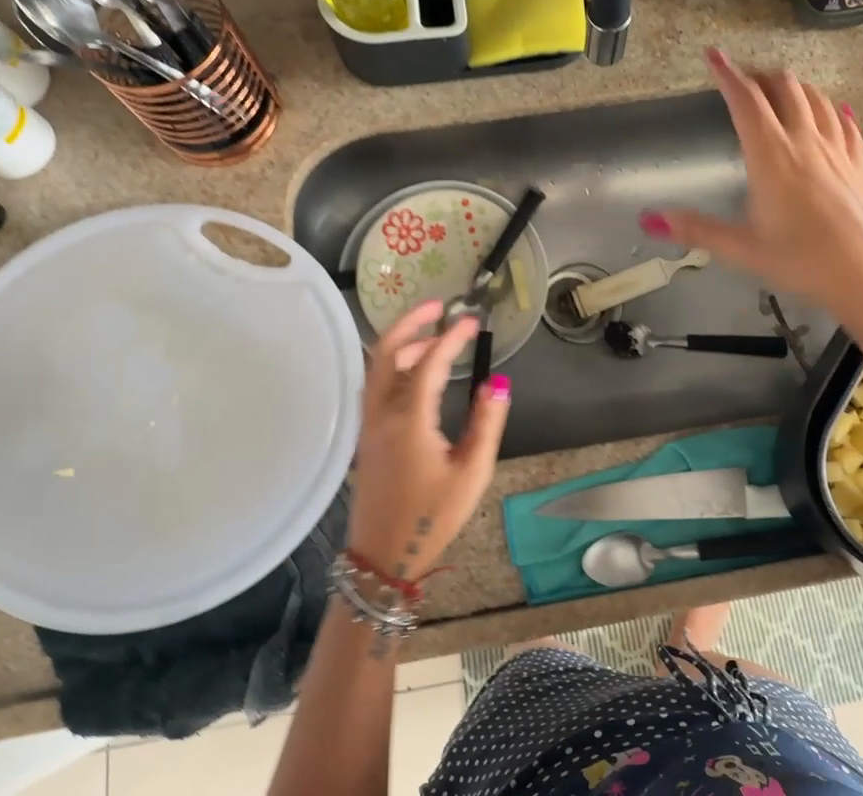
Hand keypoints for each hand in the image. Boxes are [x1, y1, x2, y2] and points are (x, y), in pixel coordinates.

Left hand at [348, 299, 510, 579]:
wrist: (385, 554)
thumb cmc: (433, 516)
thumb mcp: (472, 472)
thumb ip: (486, 424)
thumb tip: (497, 383)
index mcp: (408, 421)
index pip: (427, 363)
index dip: (450, 338)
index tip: (470, 322)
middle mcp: (381, 415)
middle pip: (384, 352)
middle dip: (409, 323)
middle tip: (438, 308)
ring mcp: (368, 425)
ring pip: (375, 369)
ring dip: (400, 344)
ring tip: (431, 338)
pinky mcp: (365, 437)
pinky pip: (375, 386)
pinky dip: (392, 366)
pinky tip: (413, 372)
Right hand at [645, 48, 862, 315]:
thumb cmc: (801, 262)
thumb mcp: (741, 248)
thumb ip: (695, 229)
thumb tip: (648, 219)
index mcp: (771, 156)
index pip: (746, 100)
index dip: (727, 74)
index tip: (713, 55)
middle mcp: (805, 142)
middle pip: (785, 88)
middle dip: (760, 76)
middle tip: (743, 80)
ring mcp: (837, 152)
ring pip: (817, 100)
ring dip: (796, 87)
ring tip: (780, 89)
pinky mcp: (859, 166)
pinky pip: (847, 126)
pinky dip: (835, 111)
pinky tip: (837, 111)